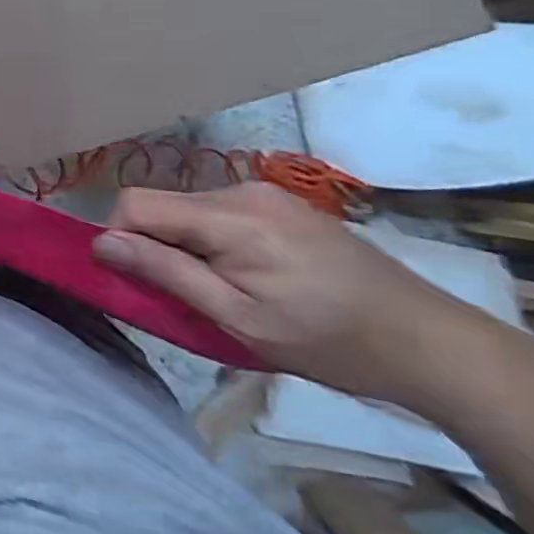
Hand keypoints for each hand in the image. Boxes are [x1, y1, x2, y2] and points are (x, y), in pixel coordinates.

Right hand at [92, 183, 490, 403]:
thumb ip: (166, 273)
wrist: (432, 343)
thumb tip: (100, 243)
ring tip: (219, 289)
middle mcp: (241, 191)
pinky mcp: (280, 204)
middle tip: (185, 295)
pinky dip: (209, 239)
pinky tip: (246, 273)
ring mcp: (265, 194)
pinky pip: (216, 211)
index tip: (137, 279)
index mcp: (230, 216)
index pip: (134, 203)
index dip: (119, 237)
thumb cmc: (330, 341)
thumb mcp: (239, 318)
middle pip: (160, 204)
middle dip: (153, 245)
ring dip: (182, 244)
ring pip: (186, 208)